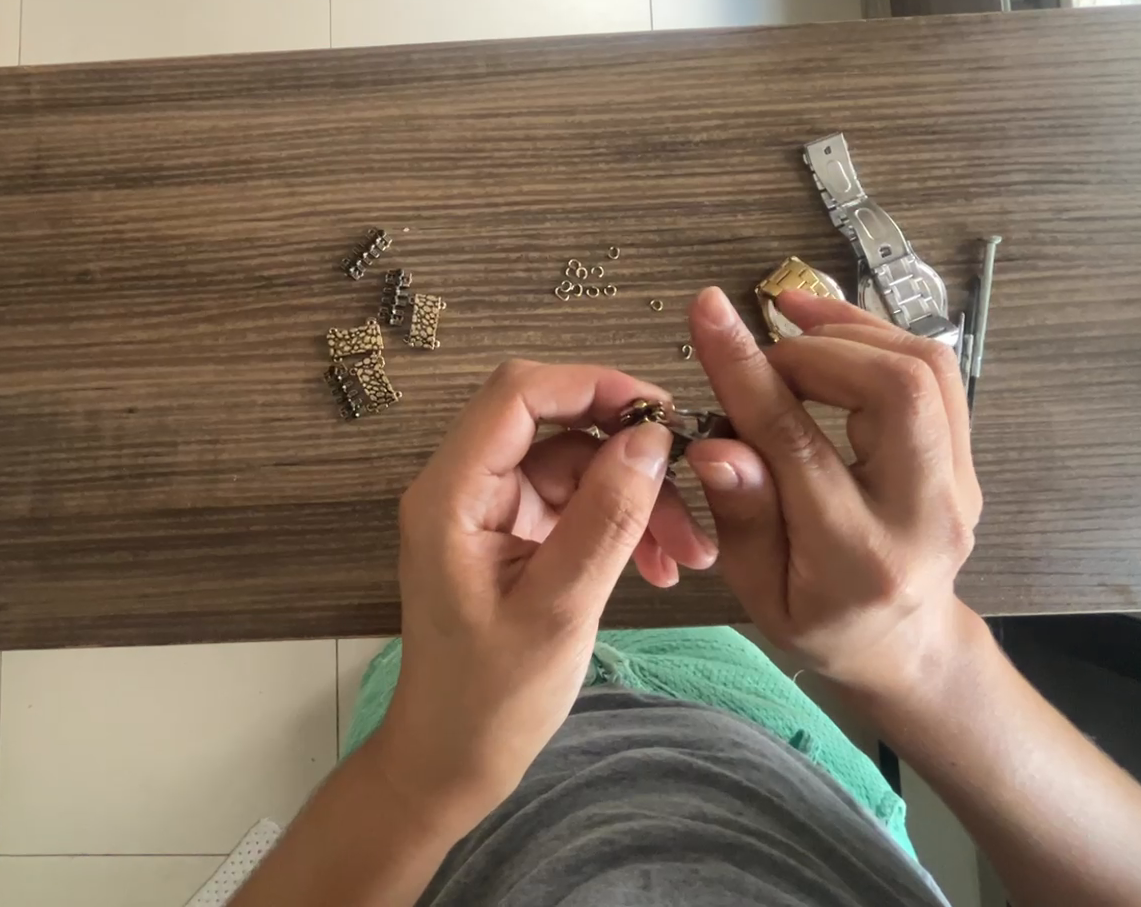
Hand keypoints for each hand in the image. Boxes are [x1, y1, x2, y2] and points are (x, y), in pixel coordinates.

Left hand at [369, 361, 708, 832]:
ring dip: (634, 496)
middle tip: (690, 480)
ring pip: (572, 464)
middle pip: (550, 423)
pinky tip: (659, 566)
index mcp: (450, 493)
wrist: (456, 755)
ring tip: (689, 555)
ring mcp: (488, 507)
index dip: (588, 385)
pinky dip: (618, 522)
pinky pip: (573, 502)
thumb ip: (604, 518)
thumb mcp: (559, 609)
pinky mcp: (512, 531)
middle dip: (624, 449)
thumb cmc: (492, 697)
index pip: (514, 396)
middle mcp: (463, 485)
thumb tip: (651, 439)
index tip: (660, 409)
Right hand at [682, 287, 981, 701]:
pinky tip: (823, 330)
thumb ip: (740, 519)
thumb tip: (714, 445)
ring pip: (924, 366)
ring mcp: (959, 479)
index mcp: (856, 556)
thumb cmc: (817, 623)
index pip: (796, 444)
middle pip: (895, 388)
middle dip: (813, 350)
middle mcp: (924, 511)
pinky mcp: (966, 455)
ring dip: (848, 333)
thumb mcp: (757, 592)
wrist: (908, 646)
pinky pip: (934, 371)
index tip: (707, 312)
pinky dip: (876, 336)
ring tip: (786, 329)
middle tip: (758, 358)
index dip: (746, 372)